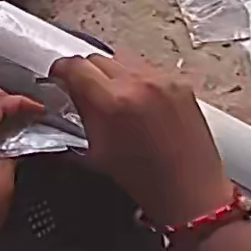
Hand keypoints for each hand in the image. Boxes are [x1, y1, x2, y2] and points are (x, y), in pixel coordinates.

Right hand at [47, 53, 230, 225]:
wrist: (189, 193)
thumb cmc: (143, 180)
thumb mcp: (94, 148)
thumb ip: (79, 111)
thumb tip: (68, 89)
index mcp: (111, 102)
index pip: (75, 66)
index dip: (61, 70)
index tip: (60, 77)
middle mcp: (137, 84)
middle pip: (96, 58)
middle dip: (85, 72)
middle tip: (84, 90)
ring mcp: (162, 81)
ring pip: (121, 58)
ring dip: (110, 72)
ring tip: (113, 95)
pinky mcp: (180, 83)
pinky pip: (145, 68)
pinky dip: (135, 79)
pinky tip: (137, 101)